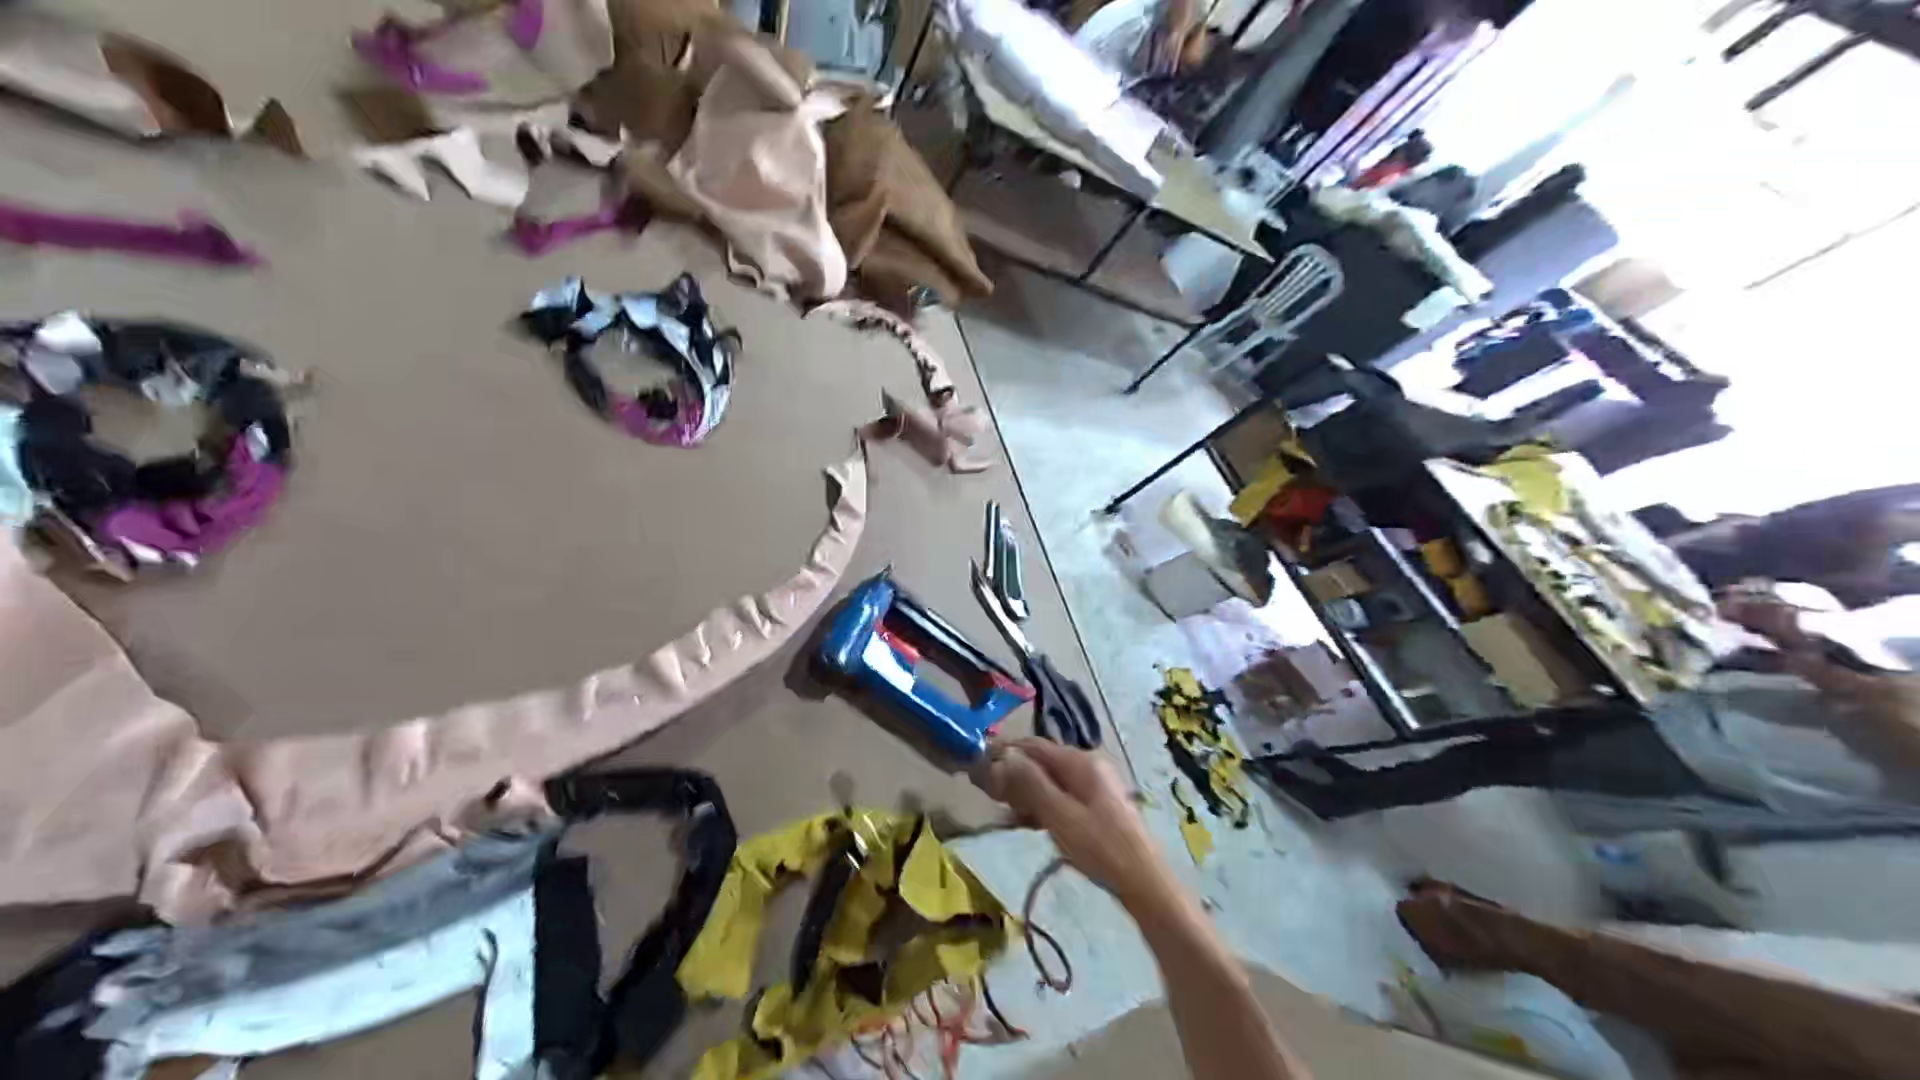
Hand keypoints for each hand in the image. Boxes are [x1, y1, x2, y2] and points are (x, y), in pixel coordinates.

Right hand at [976, 737, 1178, 910]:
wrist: (1144, 883)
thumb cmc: (1100, 847)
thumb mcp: (1059, 815)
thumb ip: (1030, 783)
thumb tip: (1005, 756)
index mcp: (1081, 762)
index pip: (1034, 746)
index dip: (1006, 753)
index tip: (980, 768)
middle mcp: (1090, 765)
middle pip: (1043, 761)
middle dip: (1016, 775)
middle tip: (993, 797)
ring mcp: (1097, 785)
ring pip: (1052, 780)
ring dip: (1029, 793)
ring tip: (1009, 815)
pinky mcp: (1100, 805)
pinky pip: (1064, 796)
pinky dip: (1045, 805)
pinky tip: (1032, 824)